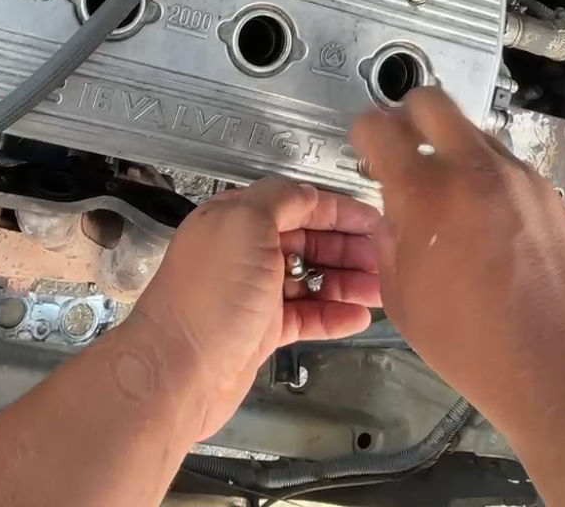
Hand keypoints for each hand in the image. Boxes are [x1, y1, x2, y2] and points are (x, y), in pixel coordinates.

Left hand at [123, 177, 381, 440]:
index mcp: (236, 217)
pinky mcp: (261, 330)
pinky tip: (360, 317)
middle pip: (307, 240)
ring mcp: (253, 291)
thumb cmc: (212, 293)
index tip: (376, 220)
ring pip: (310, 278)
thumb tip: (307, 192)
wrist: (177, 371)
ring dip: (347, 281)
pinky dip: (332, 314)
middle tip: (387, 258)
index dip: (338, 210)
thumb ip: (279, 199)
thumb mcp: (245, 224)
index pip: (297, 203)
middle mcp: (245, 249)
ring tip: (383, 288)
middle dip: (348, 246)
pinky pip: (305, 315)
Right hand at [352, 87, 564, 415]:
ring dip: (450, 145)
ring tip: (449, 188)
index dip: (363, 129)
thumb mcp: (401, 298)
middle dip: (407, 114)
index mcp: (423, 194)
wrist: (564, 368)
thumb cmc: (473, 344)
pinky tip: (487, 216)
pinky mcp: (548, 192)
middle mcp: (470, 171)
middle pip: (430, 100)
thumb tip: (391, 216)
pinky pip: (505, 162)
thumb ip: (387, 242)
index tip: (364, 143)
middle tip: (403, 143)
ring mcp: (515, 177)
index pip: (379, 126)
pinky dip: (485, 174)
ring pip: (471, 129)